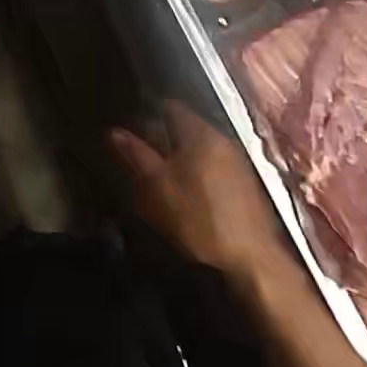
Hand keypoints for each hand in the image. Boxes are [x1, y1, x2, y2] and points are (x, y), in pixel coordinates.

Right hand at [108, 100, 288, 280]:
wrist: (251, 259)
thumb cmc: (199, 220)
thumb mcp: (158, 187)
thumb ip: (136, 155)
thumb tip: (115, 132)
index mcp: (201, 134)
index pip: (171, 107)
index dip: (148, 115)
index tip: (132, 131)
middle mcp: (223, 140)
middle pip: (187, 127)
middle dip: (163, 140)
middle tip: (142, 160)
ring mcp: (237, 161)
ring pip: (200, 148)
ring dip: (180, 158)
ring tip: (161, 181)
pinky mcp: (245, 183)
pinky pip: (214, 166)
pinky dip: (198, 173)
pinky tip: (188, 197)